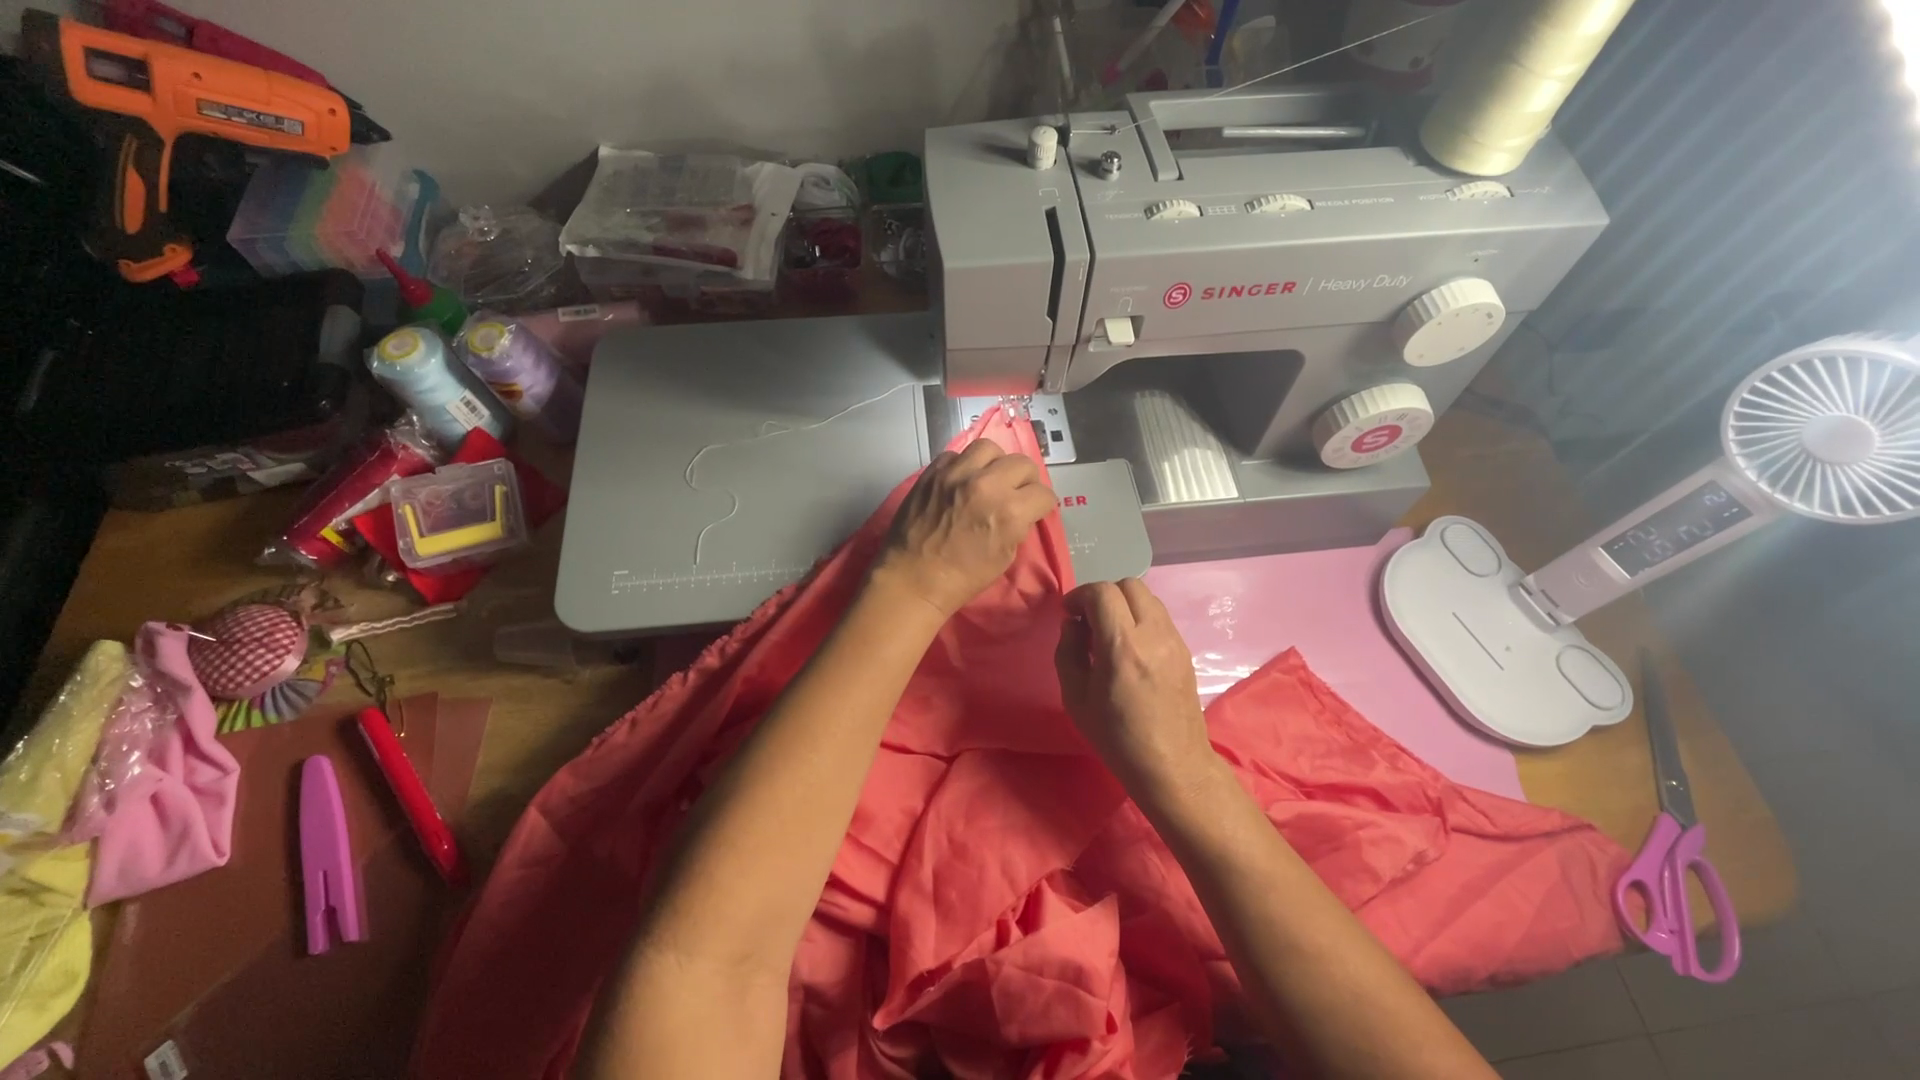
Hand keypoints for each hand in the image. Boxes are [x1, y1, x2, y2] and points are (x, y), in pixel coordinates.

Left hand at [869, 438, 1056, 620]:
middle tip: (1016, 493)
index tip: (1035, 510)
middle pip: (1022, 464)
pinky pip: (956, 455)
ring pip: (989, 448)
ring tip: (989, 478)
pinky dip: (964, 466)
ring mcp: (956, 473)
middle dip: (1025, 480)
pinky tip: (961, 482)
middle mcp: (985, 484)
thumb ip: (1018, 526)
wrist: (913, 579)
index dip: (1042, 505)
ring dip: (995, 463)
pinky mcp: (932, 472)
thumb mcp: (1005, 557)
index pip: (1043, 494)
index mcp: (1009, 511)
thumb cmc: (962, 577)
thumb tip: (1022, 511)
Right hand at [1055, 579, 1213, 795]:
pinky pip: (1160, 617)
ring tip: (1109, 632)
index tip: (1069, 614)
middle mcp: (1153, 634)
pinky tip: (1130, 647)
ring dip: (1124, 604)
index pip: (1102, 593)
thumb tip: (1074, 624)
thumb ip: (1069, 652)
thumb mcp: (1076, 697)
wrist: (1171, 765)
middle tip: (1088, 620)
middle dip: (1103, 594)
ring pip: (1148, 597)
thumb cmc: (1116, 737)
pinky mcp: (1185, 650)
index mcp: (1122, 646)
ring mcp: (1174, 640)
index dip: (1080, 595)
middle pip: (1129, 585)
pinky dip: (1140, 618)